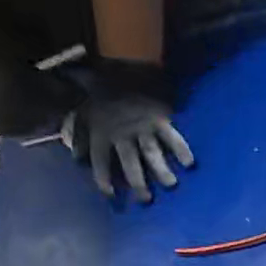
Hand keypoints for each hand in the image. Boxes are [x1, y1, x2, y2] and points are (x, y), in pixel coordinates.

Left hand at [63, 59, 195, 203]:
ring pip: (152, 154)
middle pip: (131, 164)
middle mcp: (123, 135)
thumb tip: (77, 160)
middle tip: (146, 199)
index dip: (103, 180)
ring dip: (161, 170)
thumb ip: (79, 137)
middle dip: (138, 183)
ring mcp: (143, 129)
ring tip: (170, 184)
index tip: (110, 194)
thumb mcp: (82, 112)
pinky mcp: (160, 121)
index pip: (101, 162)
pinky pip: (172, 137)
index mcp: (102, 133)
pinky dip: (181, 149)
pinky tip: (189, 163)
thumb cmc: (100, 92)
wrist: (121, 66)